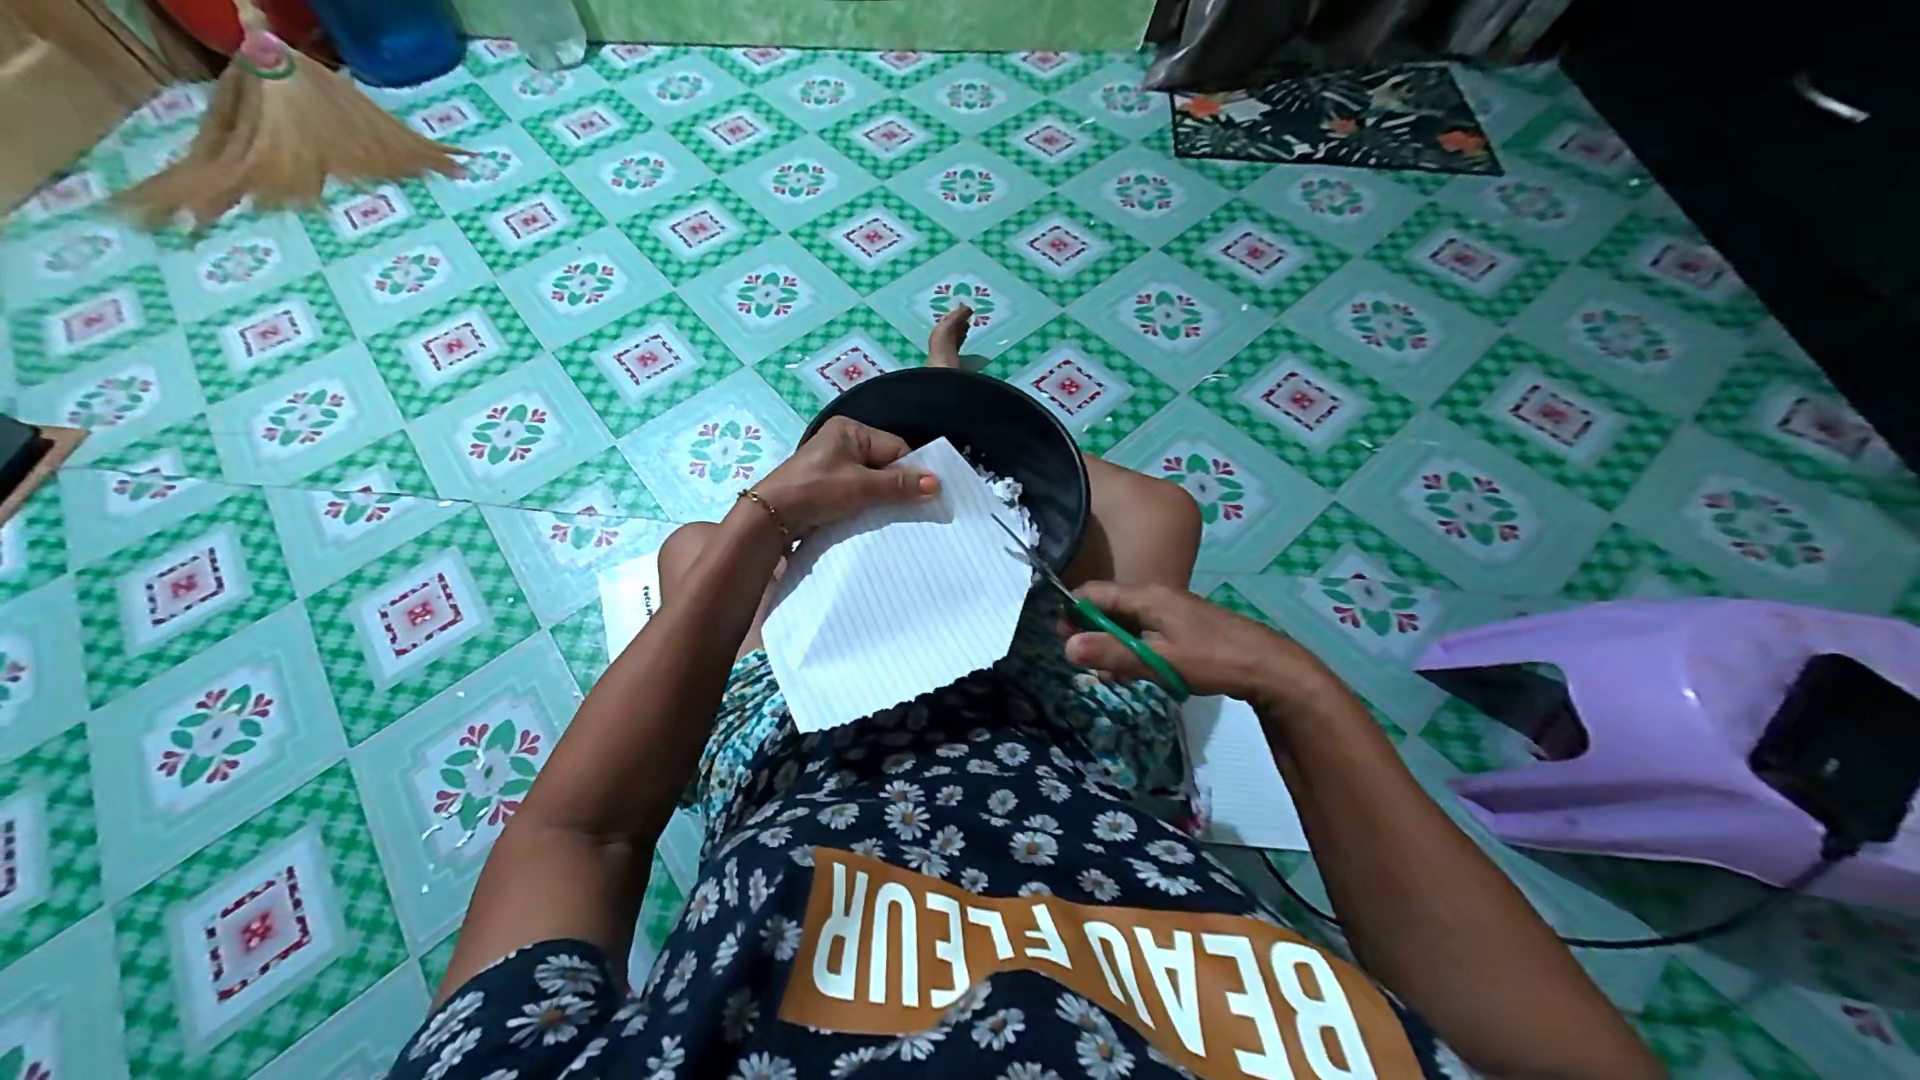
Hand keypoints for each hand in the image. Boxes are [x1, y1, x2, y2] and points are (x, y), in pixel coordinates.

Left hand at [749, 416, 938, 535]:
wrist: (772, 517)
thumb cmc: (816, 491)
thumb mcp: (862, 487)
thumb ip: (900, 485)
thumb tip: (937, 484)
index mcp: (851, 430)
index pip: (895, 449)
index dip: (911, 472)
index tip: (926, 495)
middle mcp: (843, 442)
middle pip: (885, 464)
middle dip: (897, 486)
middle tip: (914, 508)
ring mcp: (834, 464)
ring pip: (873, 480)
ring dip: (883, 498)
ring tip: (894, 515)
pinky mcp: (828, 485)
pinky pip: (859, 491)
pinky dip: (868, 504)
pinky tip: (874, 517)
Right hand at [1063, 581, 1356, 714]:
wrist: (1270, 667)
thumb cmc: (1213, 659)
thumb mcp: (1159, 660)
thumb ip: (1113, 653)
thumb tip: (1066, 647)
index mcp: (1146, 595)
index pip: (1093, 593)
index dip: (1070, 612)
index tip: (1060, 639)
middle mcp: (1155, 595)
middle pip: (1107, 606)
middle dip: (1089, 632)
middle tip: (1084, 662)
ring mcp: (1170, 610)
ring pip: (1125, 621)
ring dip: (1111, 644)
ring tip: (1108, 674)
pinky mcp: (1181, 626)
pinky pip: (1143, 632)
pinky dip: (1131, 649)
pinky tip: (1134, 673)